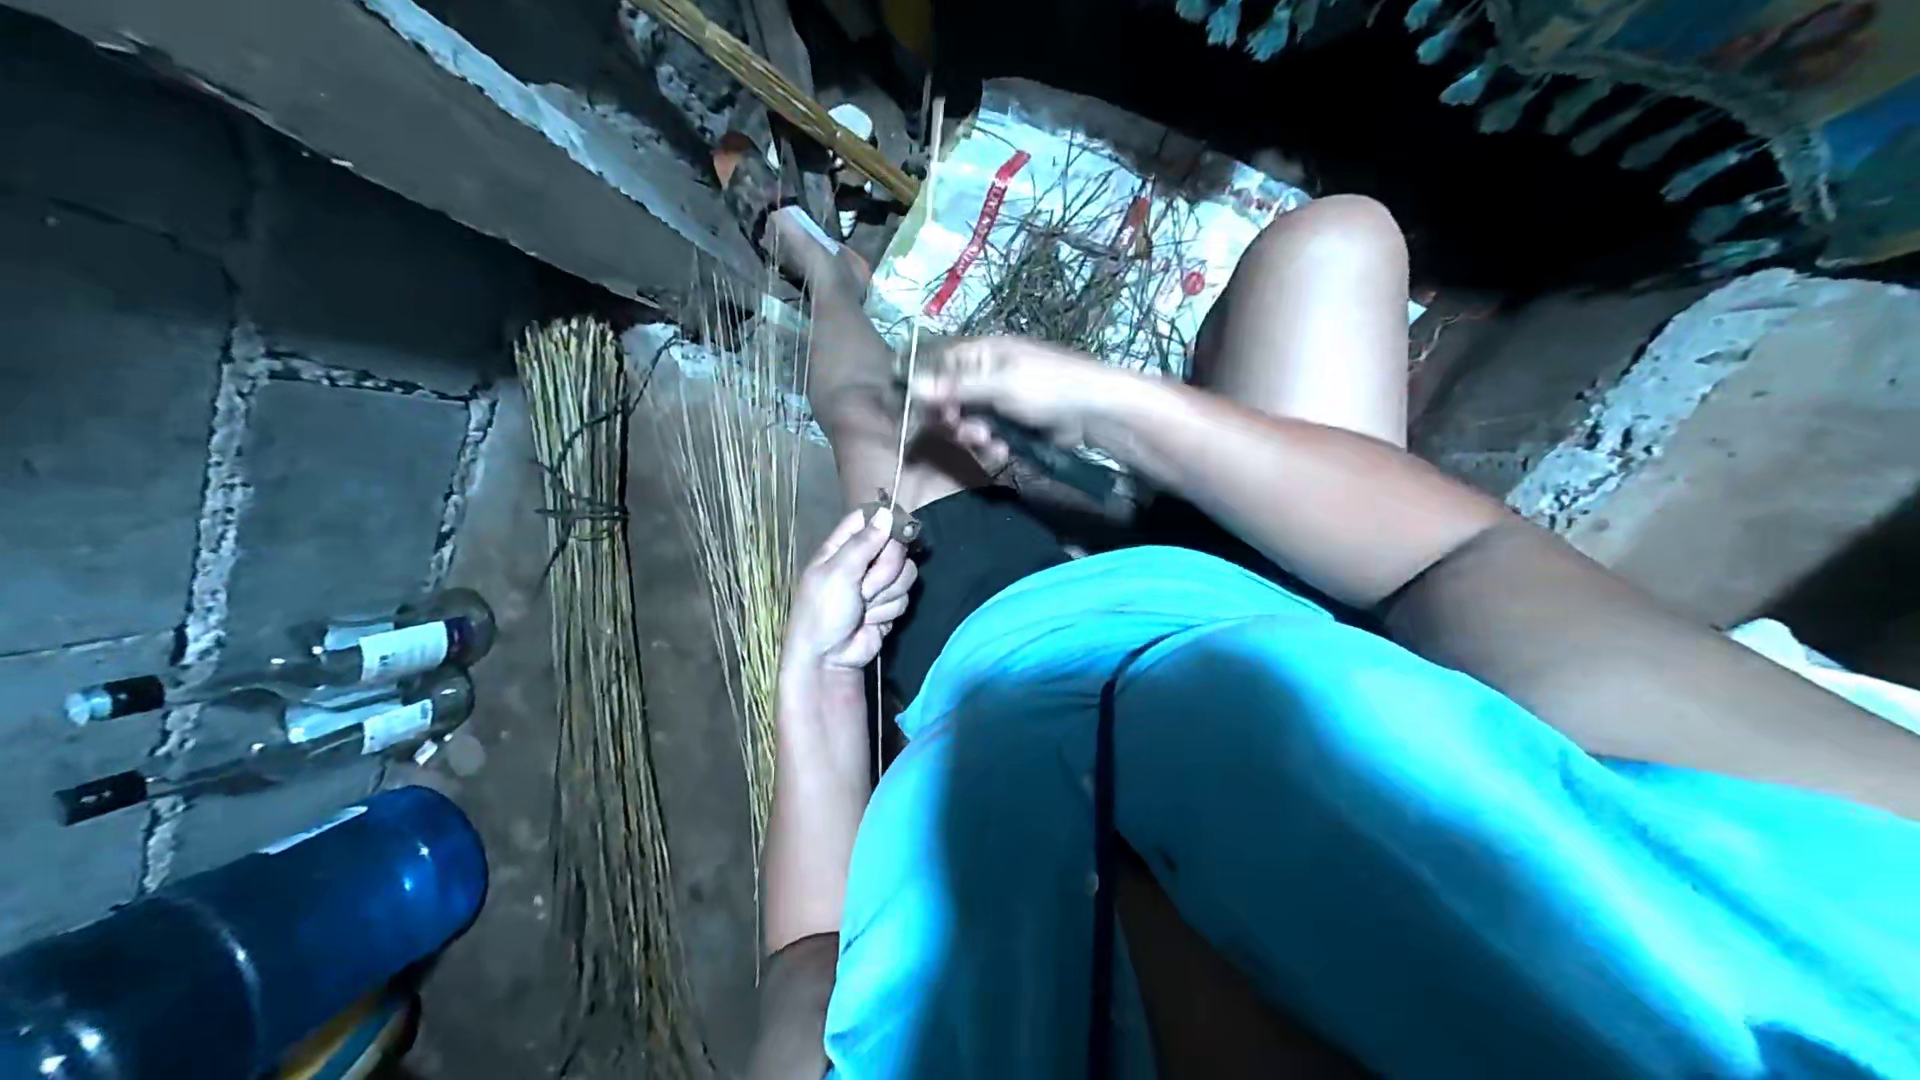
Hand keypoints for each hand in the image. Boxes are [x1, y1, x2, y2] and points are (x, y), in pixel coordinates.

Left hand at [784, 507, 916, 672]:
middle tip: (864, 586)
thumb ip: (863, 543)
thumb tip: (885, 512)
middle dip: (884, 570)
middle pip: (894, 546)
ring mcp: (877, 583)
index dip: (885, 521)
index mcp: (842, 547)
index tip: (899, 528)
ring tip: (864, 608)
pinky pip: (905, 596)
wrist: (829, 658)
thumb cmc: (823, 611)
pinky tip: (871, 620)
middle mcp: (862, 561)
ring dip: (885, 594)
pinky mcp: (889, 604)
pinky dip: (888, 610)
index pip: (868, 519)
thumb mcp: (837, 572)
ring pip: (904, 573)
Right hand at [911, 336, 1141, 466]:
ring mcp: (998, 401)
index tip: (938, 415)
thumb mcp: (999, 386)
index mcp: (980, 355)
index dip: (932, 396)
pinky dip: (992, 446)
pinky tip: (1004, 451)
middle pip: (949, 402)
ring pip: (967, 423)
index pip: (938, 371)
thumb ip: (955, 388)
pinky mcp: (1011, 424)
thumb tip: (912, 385)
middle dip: (957, 422)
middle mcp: (984, 375)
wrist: (1094, 411)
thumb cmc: (1048, 386)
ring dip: (976, 437)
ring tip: (993, 443)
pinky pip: (988, 437)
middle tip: (971, 434)